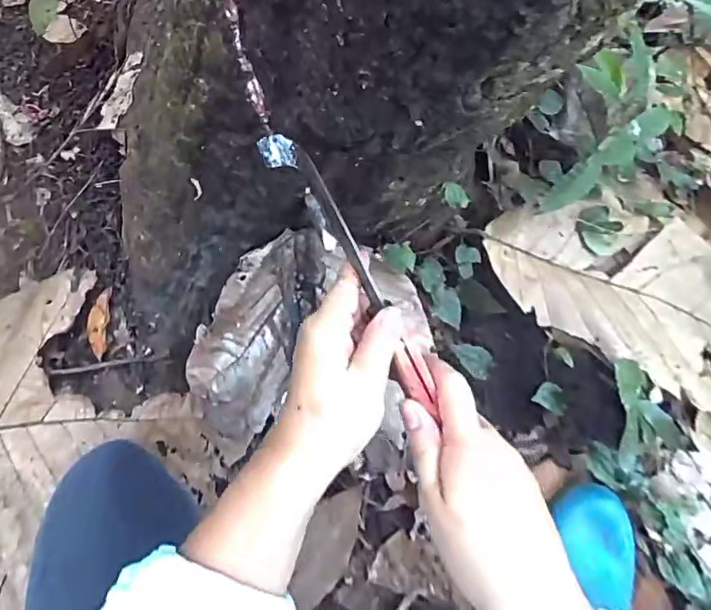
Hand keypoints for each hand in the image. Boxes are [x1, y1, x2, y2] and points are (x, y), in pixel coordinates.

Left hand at [268, 266, 406, 483]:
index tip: (376, 256)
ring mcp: (316, 344)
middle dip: (378, 306)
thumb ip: (380, 340)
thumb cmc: (333, 420)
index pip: (344, 284)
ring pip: (349, 322)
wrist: (302, 453)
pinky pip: (345, 339)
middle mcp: (317, 329)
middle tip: (408, 319)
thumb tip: (392, 311)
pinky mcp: (319, 360)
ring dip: (374, 328)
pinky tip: (384, 359)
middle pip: (350, 302)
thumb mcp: (367, 380)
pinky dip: (364, 343)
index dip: (361, 269)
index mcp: (326, 327)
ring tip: (402, 341)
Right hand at [402, 360, 586, 609]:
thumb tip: (410, 406)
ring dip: (454, 441)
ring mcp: (513, 462)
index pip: (450, 383)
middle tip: (415, 434)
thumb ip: (422, 448)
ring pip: (474, 436)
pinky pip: (491, 456)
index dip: (430, 364)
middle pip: (460, 410)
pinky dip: (473, 461)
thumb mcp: (432, 501)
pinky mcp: (524, 481)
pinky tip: (467, 496)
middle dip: (436, 413)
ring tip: (440, 481)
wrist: (538, 600)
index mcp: (468, 442)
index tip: (413, 355)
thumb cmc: (478, 557)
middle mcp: (494, 443)